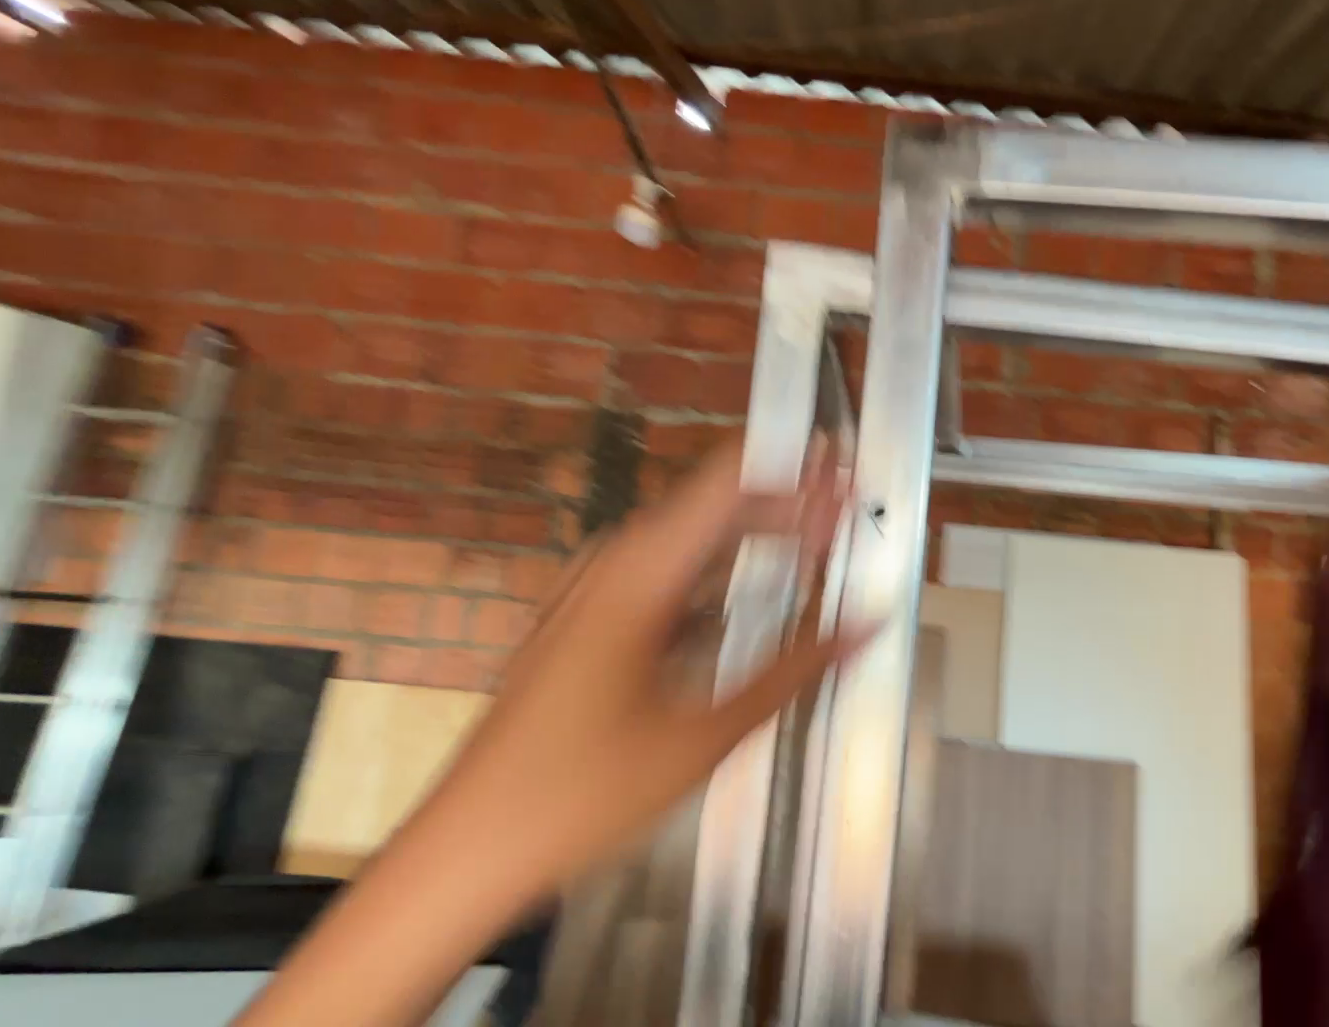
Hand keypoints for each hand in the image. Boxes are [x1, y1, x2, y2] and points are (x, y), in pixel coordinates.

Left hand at [235, 439, 876, 1026]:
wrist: (466, 853)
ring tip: (807, 542)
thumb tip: (862, 628)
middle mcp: (609, 571)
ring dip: (750, 536)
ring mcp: (589, 596)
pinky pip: (660, 574)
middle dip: (783, 503)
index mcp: (637, 578)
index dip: (796, 475)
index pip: (730, 488)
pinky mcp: (581, 625)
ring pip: (685, 540)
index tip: (846, 475)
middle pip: (710, 506)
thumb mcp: (704, 736)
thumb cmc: (577, 797)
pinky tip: (738, 596)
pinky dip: (713, 574)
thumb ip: (794, 670)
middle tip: (843, 510)